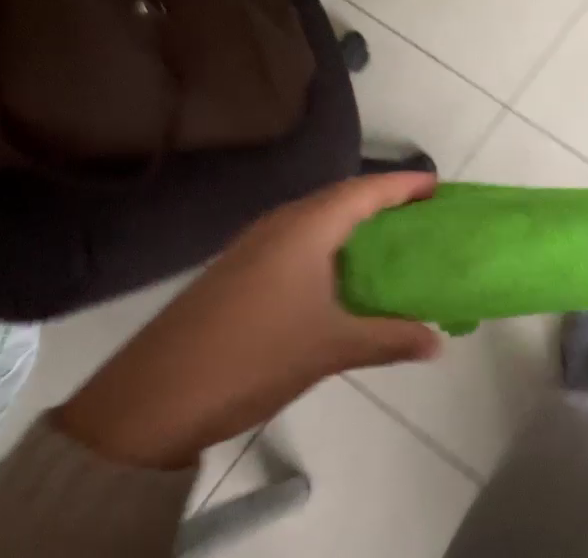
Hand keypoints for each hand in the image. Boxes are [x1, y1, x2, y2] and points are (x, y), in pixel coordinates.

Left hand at [56, 173, 441, 468]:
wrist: (150, 402)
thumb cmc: (252, 358)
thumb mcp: (331, 349)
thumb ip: (389, 338)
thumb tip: (437, 343)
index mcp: (305, 229)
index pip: (364, 191)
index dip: (403, 185)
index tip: (437, 186)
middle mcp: (277, 226)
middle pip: (338, 198)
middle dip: (380, 200)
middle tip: (418, 215)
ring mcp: (250, 248)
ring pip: (312, 220)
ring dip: (350, 223)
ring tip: (386, 242)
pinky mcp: (233, 273)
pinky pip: (293, 241)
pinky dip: (325, 245)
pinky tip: (336, 276)